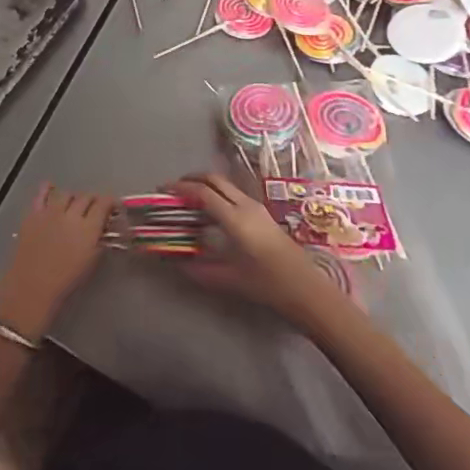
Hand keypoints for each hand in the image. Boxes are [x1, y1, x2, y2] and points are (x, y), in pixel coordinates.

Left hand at [0, 183, 114, 341]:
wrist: (33, 285)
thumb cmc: (66, 280)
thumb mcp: (91, 261)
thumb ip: (99, 241)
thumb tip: (101, 230)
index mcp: (89, 228)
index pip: (104, 203)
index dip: (110, 202)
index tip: (112, 206)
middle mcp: (71, 214)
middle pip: (86, 196)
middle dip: (93, 200)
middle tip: (95, 208)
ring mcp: (50, 212)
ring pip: (66, 193)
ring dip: (73, 198)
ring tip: (74, 205)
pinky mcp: (33, 214)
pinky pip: (41, 194)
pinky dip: (47, 189)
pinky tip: (50, 188)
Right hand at [167, 174, 346, 327]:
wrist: (307, 290)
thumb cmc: (267, 284)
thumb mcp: (227, 279)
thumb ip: (197, 269)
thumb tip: (174, 263)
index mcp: (235, 219)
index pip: (202, 192)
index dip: (179, 188)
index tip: (162, 190)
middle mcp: (246, 206)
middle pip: (214, 179)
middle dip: (190, 179)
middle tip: (173, 190)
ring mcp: (257, 208)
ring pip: (226, 184)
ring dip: (205, 185)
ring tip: (188, 200)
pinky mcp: (263, 214)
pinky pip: (234, 194)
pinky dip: (217, 194)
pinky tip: (210, 213)